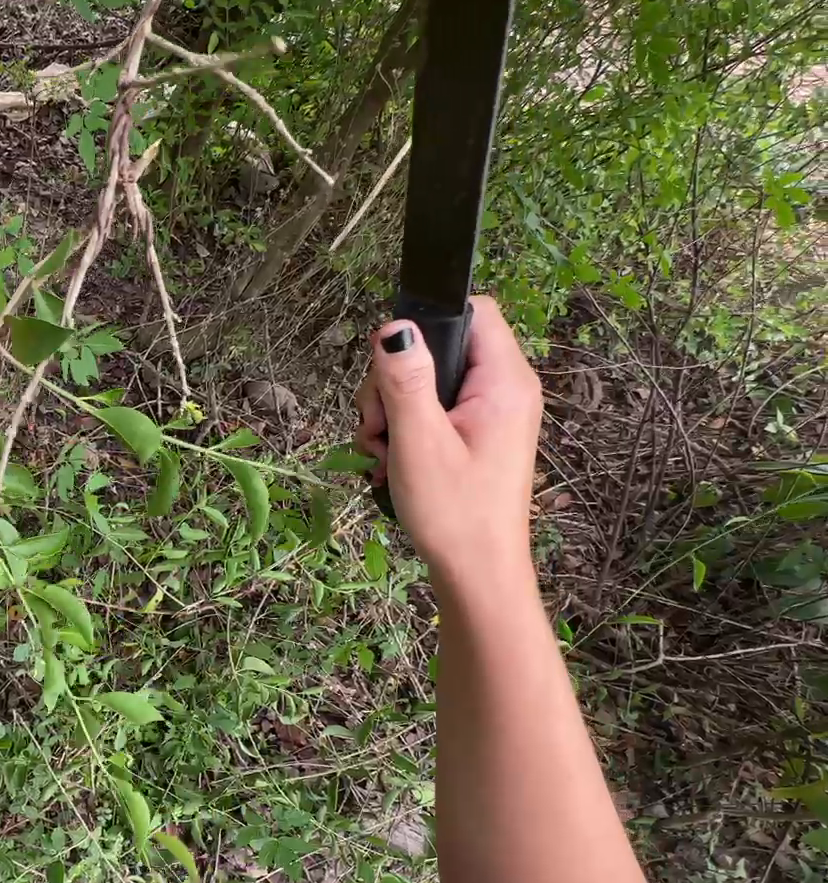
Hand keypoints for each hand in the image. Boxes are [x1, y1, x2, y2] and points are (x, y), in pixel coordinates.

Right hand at [355, 296, 542, 581]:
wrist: (474, 567)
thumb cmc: (452, 508)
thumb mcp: (418, 441)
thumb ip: (406, 381)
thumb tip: (393, 328)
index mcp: (503, 383)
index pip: (471, 314)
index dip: (425, 327)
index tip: (390, 367)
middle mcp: (501, 390)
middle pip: (434, 351)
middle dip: (391, 384)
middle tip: (378, 427)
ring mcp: (485, 413)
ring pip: (420, 384)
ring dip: (387, 413)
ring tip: (382, 451)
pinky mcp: (468, 434)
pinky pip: (424, 412)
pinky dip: (397, 431)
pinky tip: (388, 460)